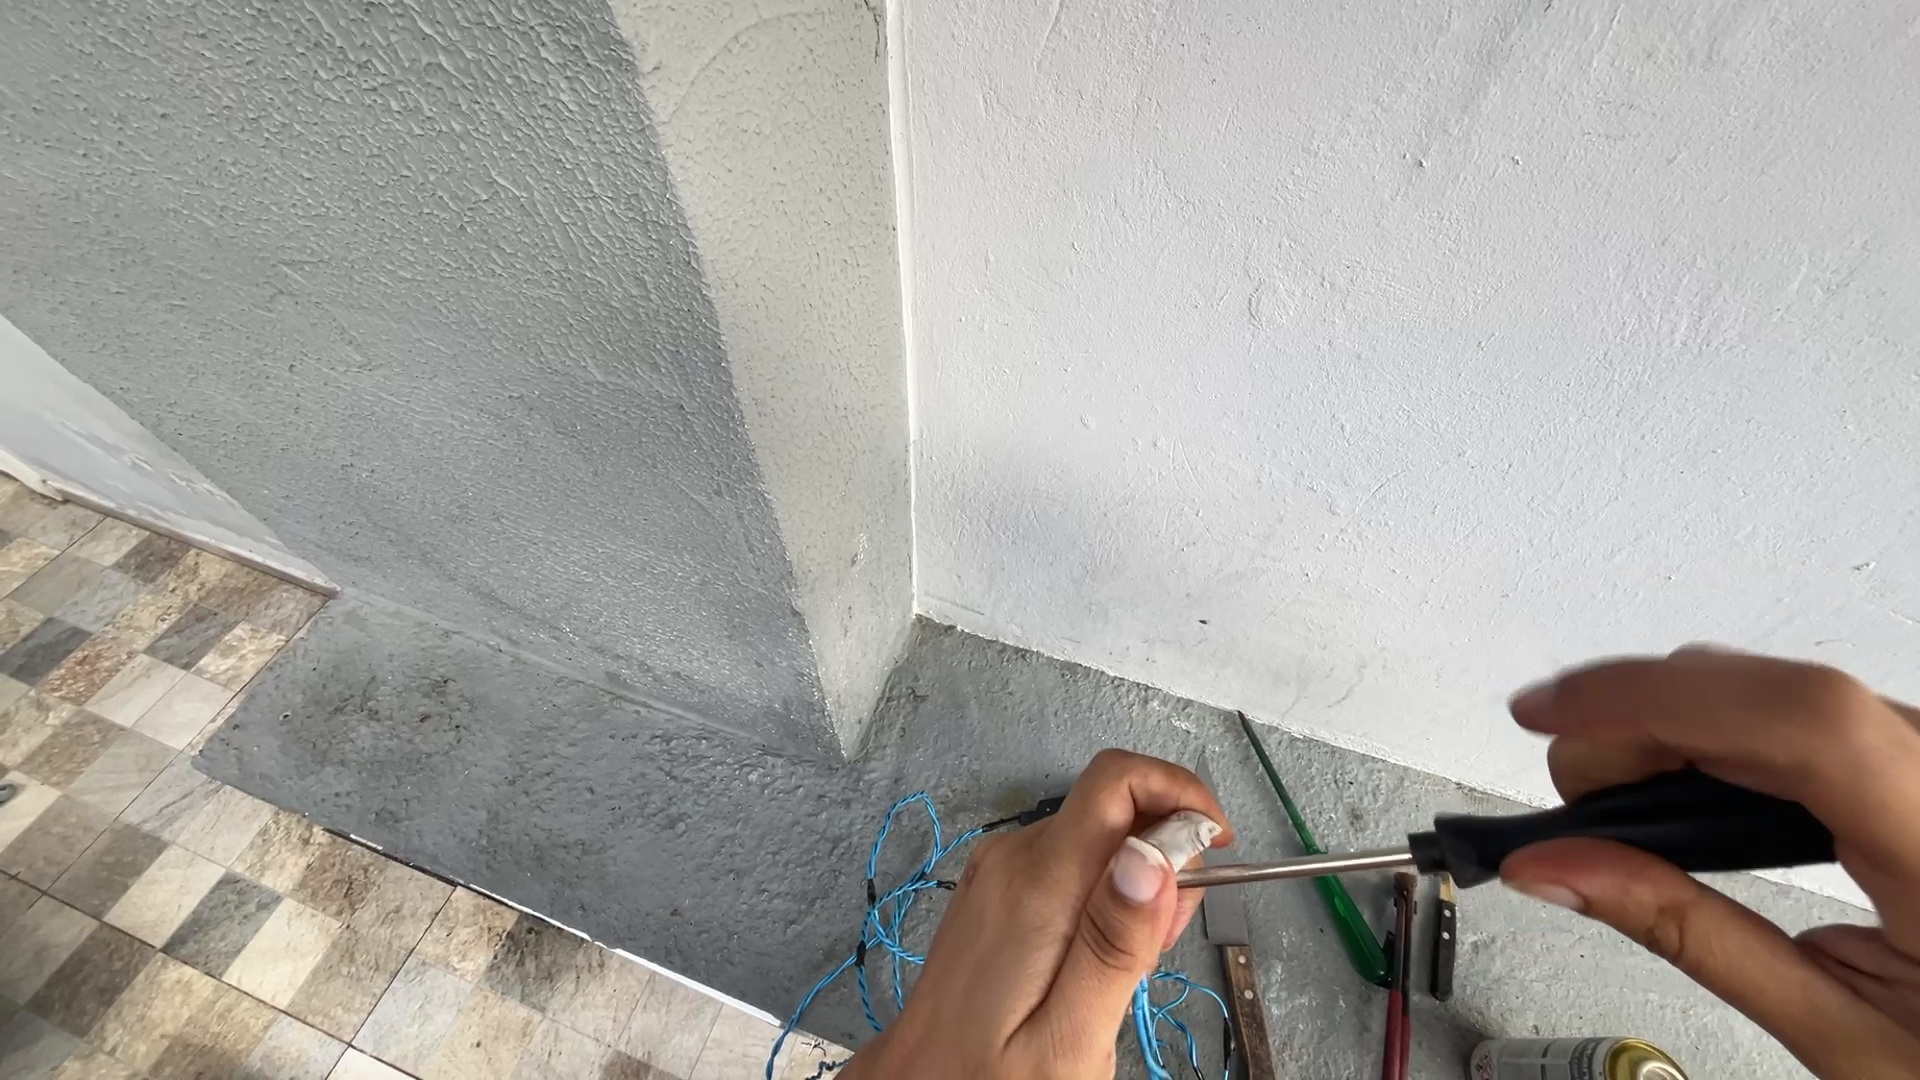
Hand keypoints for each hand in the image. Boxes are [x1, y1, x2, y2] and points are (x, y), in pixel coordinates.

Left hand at [840, 749, 1229, 1079]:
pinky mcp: (1000, 881)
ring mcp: (1003, 863)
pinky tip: (1101, 954)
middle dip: (1165, 849)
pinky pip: (1070, 858)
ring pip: (1097, 833)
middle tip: (1167, 940)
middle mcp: (1016, 852)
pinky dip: (1106, 889)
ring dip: (1139, 877)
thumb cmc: (994, 1076)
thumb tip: (1152, 851)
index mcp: (1038, 878)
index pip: (1115, 779)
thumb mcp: (1069, 1034)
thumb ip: (1115, 942)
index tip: (1219, 846)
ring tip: (1133, 964)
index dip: (1178, 792)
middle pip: (1112, 804)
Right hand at [1501, 647, 1919, 1077]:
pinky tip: (1668, 772)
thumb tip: (1542, 865)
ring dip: (1655, 720)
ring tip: (1620, 795)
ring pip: (1759, 684)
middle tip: (1579, 796)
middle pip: (1758, 692)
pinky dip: (1695, 724)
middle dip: (1628, 720)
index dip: (1651, 696)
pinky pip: (1780, 704)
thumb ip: (1694, 938)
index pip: (1802, 722)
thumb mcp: (1855, 1043)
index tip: (1538, 716)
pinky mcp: (1911, 755)